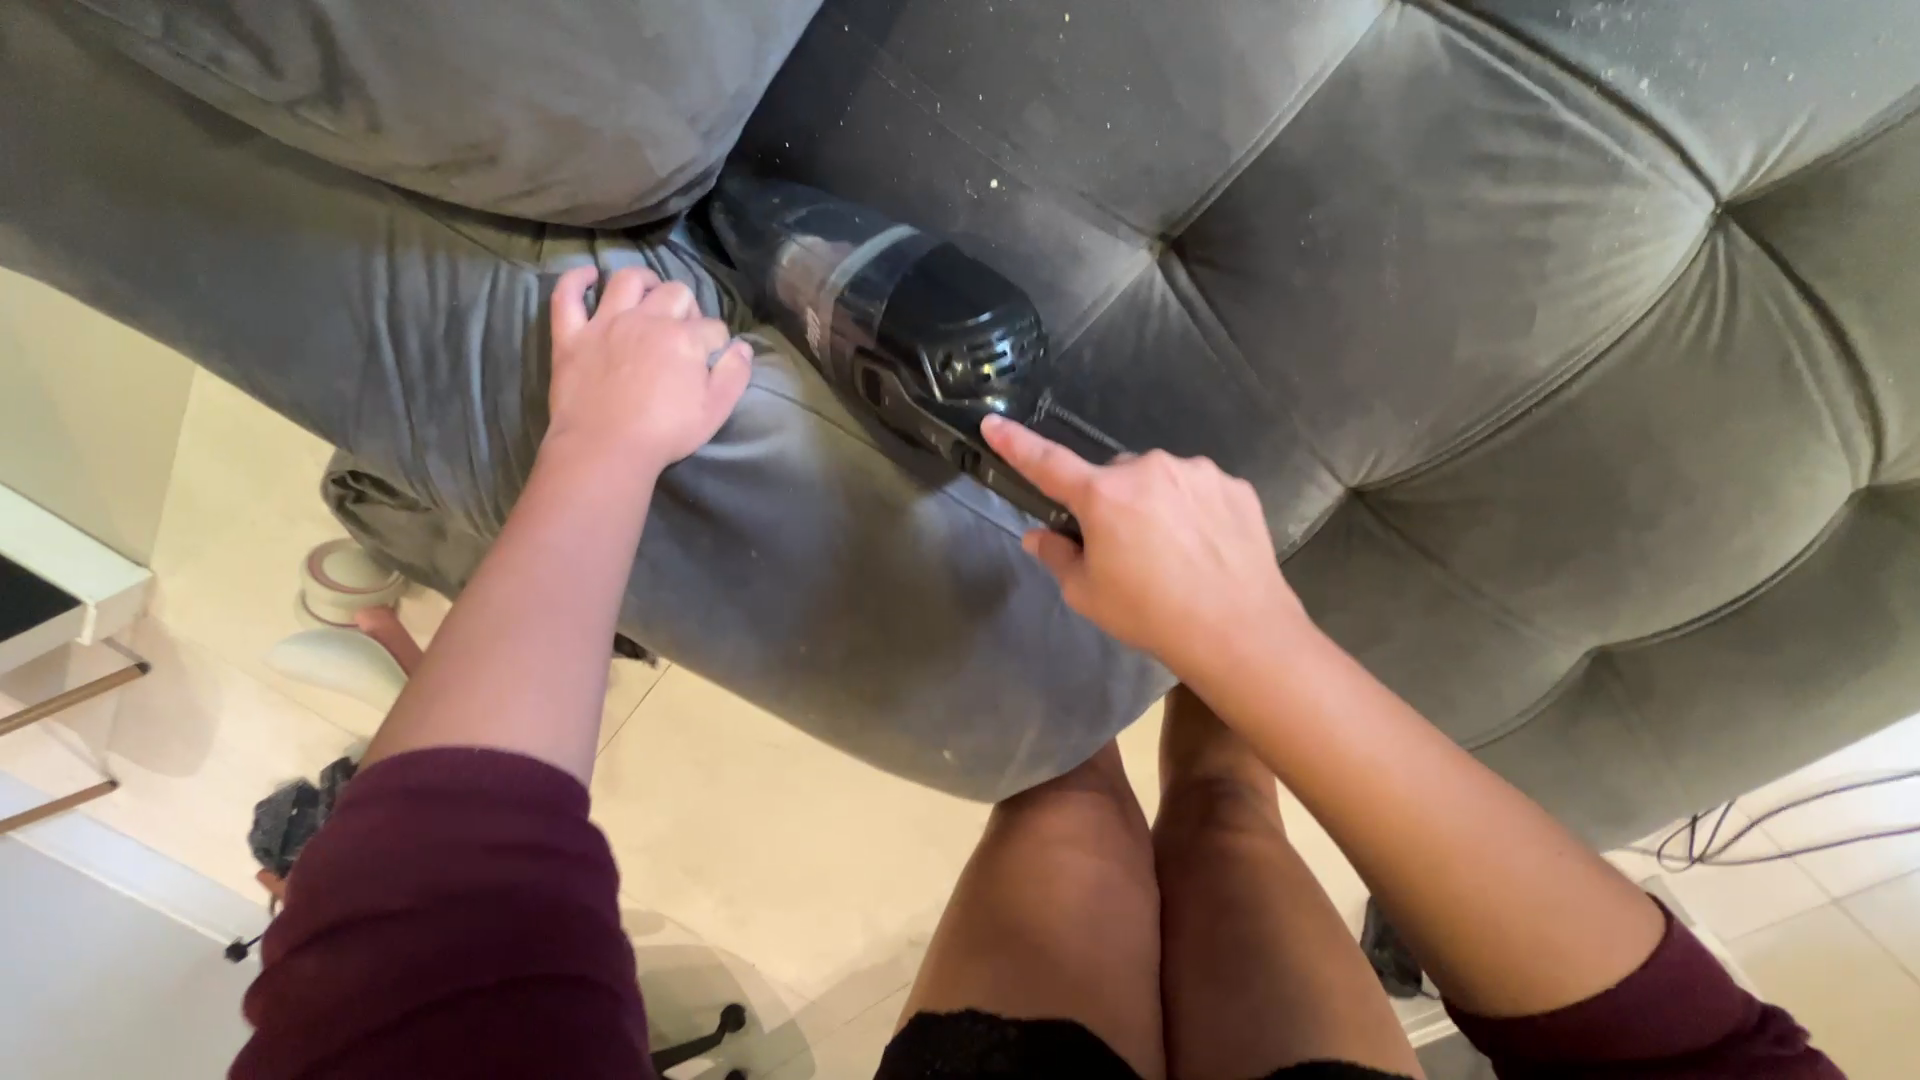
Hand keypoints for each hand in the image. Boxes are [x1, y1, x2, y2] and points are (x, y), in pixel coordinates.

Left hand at [543, 266, 752, 474]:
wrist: (605, 448)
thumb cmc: (666, 432)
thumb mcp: (716, 410)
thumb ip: (735, 375)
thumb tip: (742, 348)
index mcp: (685, 338)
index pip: (713, 328)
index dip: (717, 342)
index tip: (713, 360)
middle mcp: (647, 319)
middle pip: (676, 293)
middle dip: (688, 306)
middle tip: (685, 330)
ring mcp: (605, 323)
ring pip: (627, 280)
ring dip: (644, 280)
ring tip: (650, 291)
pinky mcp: (571, 335)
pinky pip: (567, 296)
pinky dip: (576, 280)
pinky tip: (588, 275)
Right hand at [981, 415, 1308, 675]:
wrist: (1238, 631)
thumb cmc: (1150, 615)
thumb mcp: (1087, 595)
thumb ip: (1058, 557)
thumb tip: (1039, 536)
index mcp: (1104, 495)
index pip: (1047, 463)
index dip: (1016, 443)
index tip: (993, 424)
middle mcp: (1149, 469)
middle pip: (1114, 476)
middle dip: (1112, 501)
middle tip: (1125, 548)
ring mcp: (1197, 473)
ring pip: (1159, 479)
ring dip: (1155, 503)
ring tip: (1173, 553)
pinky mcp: (1234, 486)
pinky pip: (1198, 489)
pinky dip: (1193, 510)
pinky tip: (1204, 548)